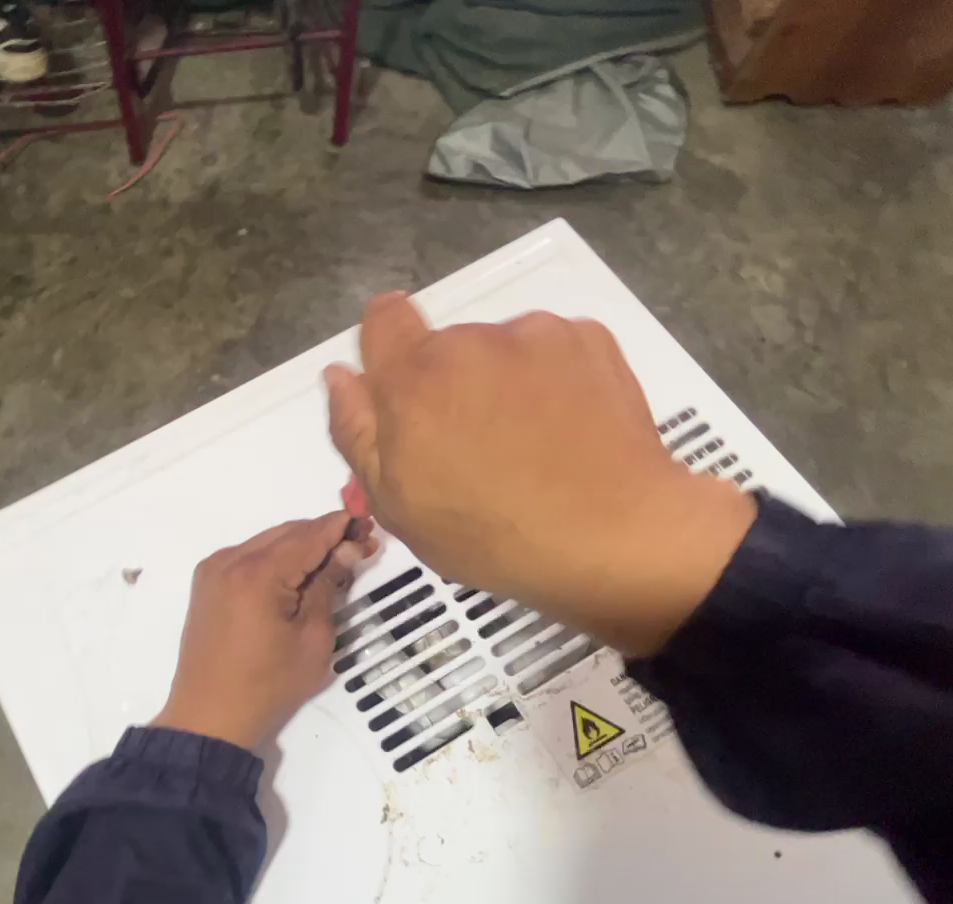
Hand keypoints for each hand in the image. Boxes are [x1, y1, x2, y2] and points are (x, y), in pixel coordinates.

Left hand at [153, 512, 376, 748]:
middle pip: (287, 533)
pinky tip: (298, 573)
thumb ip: (328, 586)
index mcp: (257, 574)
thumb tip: (347, 550)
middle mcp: (229, 560)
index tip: (368, 524)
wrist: (208, 717)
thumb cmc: (267, 686)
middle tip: (358, 546)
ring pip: (267, 542)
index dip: (340, 527)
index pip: (308, 536)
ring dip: (300, 545)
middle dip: (323, 535)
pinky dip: (276, 558)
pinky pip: (248, 556)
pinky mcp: (207, 583)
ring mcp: (213, 570)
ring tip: (334, 561)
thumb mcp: (312, 639)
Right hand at [324, 292, 754, 655]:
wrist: (613, 536)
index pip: (381, 318)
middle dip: (445, 384)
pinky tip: (565, 429)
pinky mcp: (589, 338)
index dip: (386, 350)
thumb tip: (340, 375)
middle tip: (472, 449)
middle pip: (442, 345)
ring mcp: (535, 334)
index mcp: (413, 378)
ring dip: (499, 382)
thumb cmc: (487, 534)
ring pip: (497, 349)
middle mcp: (469, 340)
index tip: (405, 396)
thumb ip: (355, 431)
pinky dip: (549, 379)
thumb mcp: (395, 503)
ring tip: (527, 445)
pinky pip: (549, 349)